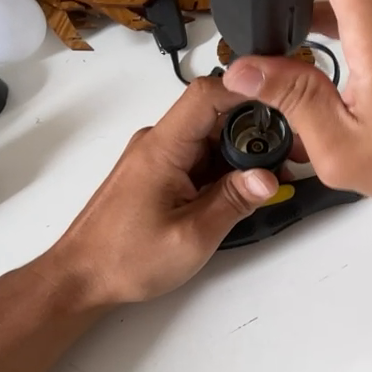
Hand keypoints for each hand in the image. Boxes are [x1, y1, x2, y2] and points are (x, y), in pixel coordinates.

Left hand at [25, 77, 279, 308]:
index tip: (283, 105)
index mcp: (163, 148)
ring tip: (275, 177)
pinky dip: (229, 168)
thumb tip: (268, 177)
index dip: (247, 92)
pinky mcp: (163, 172)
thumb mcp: (191, 237)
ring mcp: (161, 157)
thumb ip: (233, 202)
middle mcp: (160, 143)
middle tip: (291, 153)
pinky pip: (203, 157)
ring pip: (214, 137)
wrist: (80, 279)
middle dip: (257, 129)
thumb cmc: (124, 260)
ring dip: (246, 153)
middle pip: (217, 114)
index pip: (207, 95)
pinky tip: (248, 189)